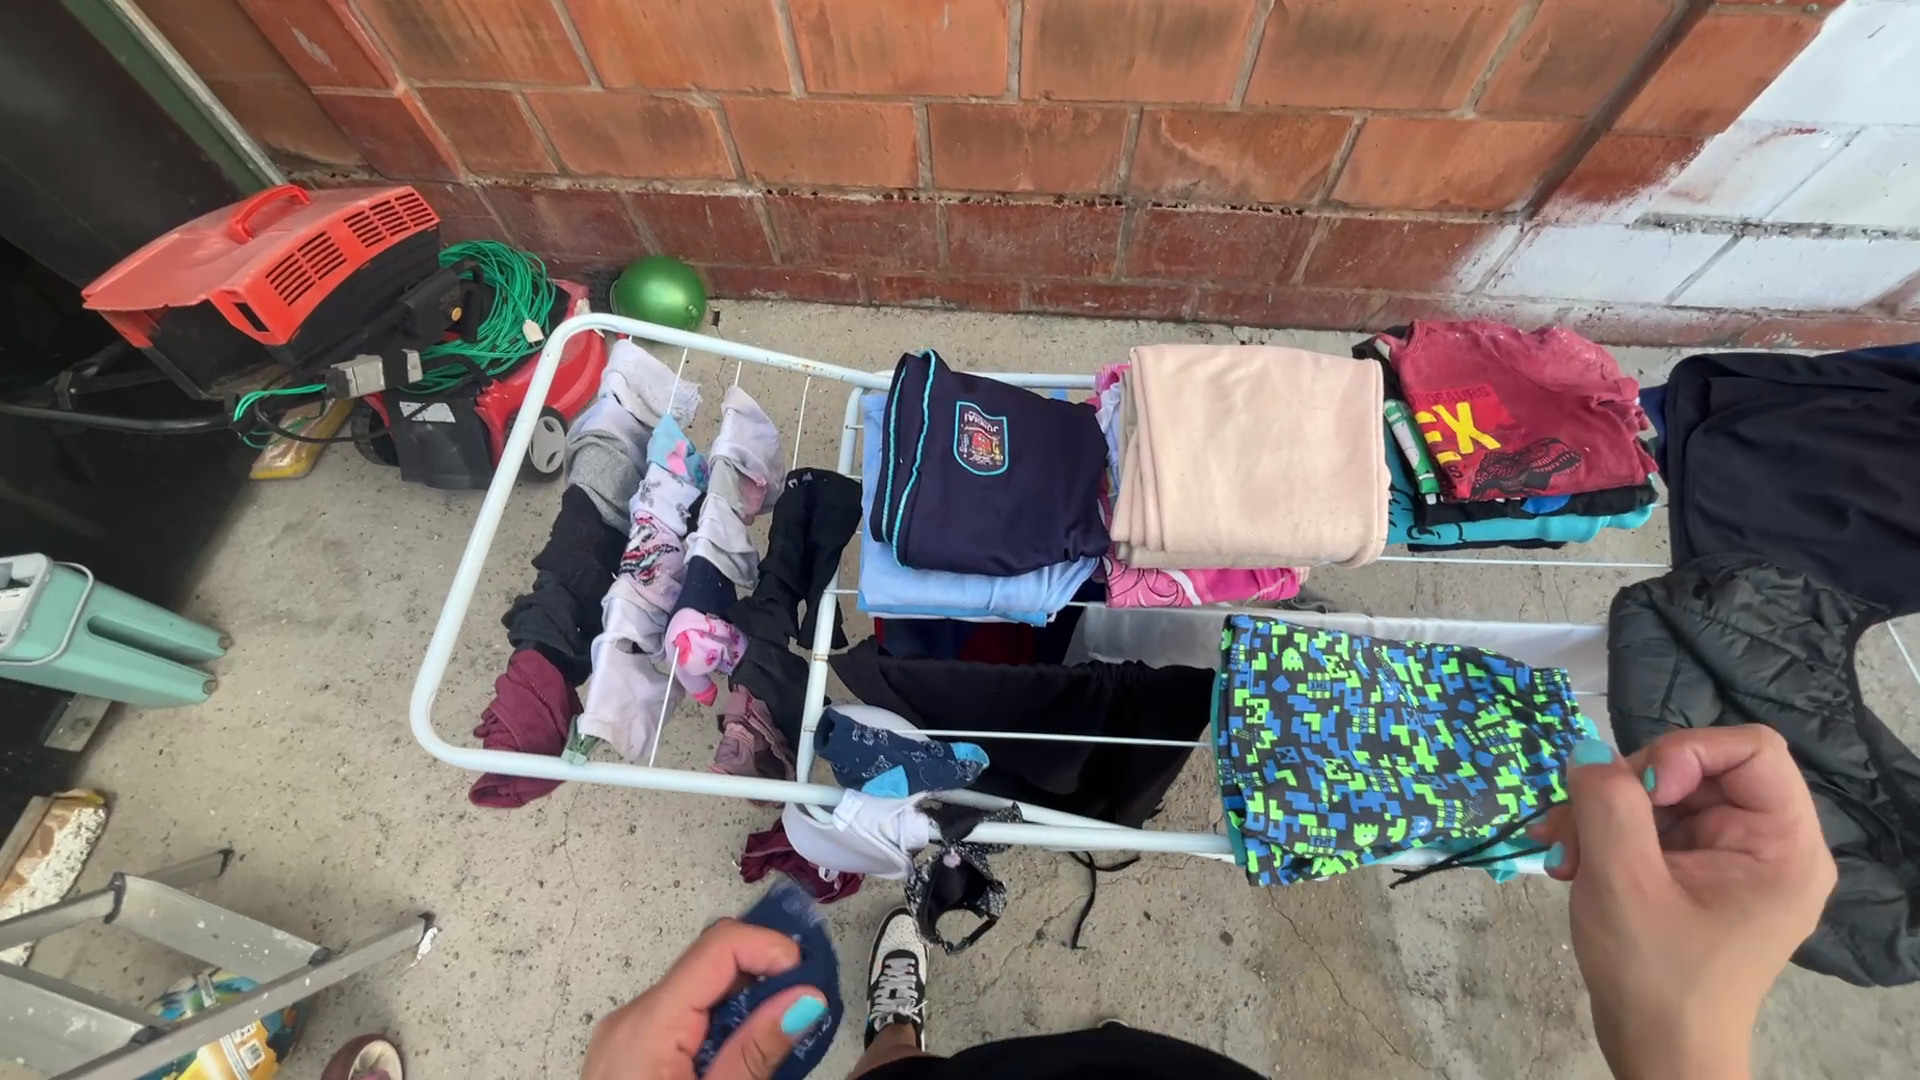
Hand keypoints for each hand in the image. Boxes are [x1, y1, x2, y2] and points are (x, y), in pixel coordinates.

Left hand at [582, 918, 828, 1079]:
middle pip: (712, 962)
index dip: (771, 947)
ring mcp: (627, 1036)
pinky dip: (724, 1023)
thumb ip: (757, 1050)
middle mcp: (632, 1017)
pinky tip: (747, 1053)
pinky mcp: (630, 1054)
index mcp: (647, 1024)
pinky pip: (687, 1016)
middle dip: (766, 975)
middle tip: (809, 1006)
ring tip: (785, 1035)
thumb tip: (808, 994)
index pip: (719, 946)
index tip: (809, 980)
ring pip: (703, 988)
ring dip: (749, 1001)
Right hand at [1532, 728, 1835, 1079]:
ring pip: (1649, 791)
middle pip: (1686, 766)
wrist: (1654, 1041)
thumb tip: (1586, 752)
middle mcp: (1759, 842)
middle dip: (1617, 789)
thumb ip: (1608, 803)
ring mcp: (1720, 855)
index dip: (1683, 754)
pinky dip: (1594, 830)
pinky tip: (1569, 861)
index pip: (1748, 750)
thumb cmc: (1653, 967)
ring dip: (1593, 812)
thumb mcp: (1621, 878)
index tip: (1638, 795)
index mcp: (1779, 847)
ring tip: (1563, 852)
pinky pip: (1636, 819)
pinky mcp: (1685, 866)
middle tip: (1573, 827)